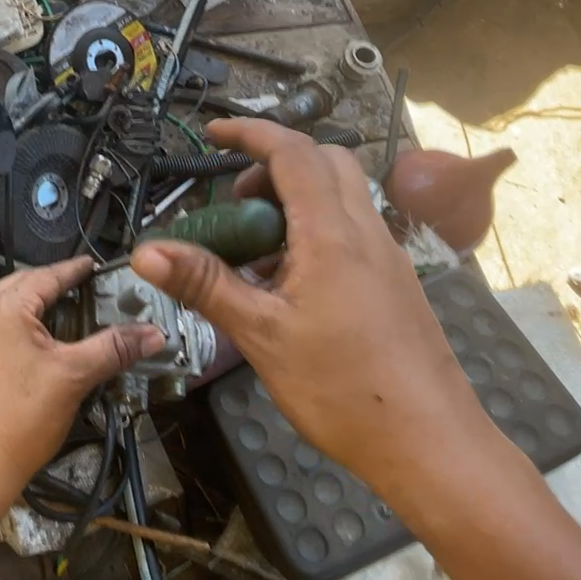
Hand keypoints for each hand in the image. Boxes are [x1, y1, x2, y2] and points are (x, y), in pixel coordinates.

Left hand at [0, 258, 163, 510]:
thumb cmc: (20, 418)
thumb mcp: (73, 377)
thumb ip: (113, 349)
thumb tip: (153, 334)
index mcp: (2, 309)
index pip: (44, 277)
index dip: (72, 270)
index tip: (91, 265)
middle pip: (18, 288)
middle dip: (48, 284)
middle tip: (78, 286)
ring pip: (2, 311)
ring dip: (29, 307)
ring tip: (58, 312)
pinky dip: (14, 331)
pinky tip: (31, 348)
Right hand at [129, 119, 492, 490]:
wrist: (434, 447)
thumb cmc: (344, 390)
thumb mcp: (261, 335)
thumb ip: (205, 284)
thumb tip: (146, 253)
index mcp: (333, 234)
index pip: (292, 152)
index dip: (250, 132)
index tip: (213, 132)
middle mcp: (367, 232)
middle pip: (324, 161)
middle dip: (272, 165)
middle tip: (235, 204)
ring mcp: (388, 256)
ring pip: (341, 195)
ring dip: (294, 199)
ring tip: (256, 252)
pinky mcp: (396, 282)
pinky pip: (352, 230)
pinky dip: (314, 230)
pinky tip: (290, 285)